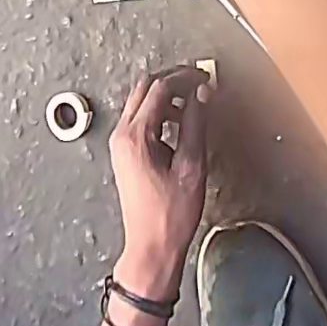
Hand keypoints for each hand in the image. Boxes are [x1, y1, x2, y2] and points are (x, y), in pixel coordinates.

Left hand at [108, 67, 211, 300]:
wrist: (151, 247)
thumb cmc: (170, 215)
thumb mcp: (191, 166)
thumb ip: (195, 124)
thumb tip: (202, 94)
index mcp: (136, 135)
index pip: (160, 88)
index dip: (185, 78)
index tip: (205, 78)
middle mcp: (123, 133)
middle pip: (146, 87)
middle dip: (174, 79)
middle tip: (199, 82)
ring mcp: (121, 141)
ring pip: (142, 99)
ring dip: (167, 94)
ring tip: (194, 101)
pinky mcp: (125, 150)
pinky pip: (141, 117)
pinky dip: (161, 110)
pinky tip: (180, 122)